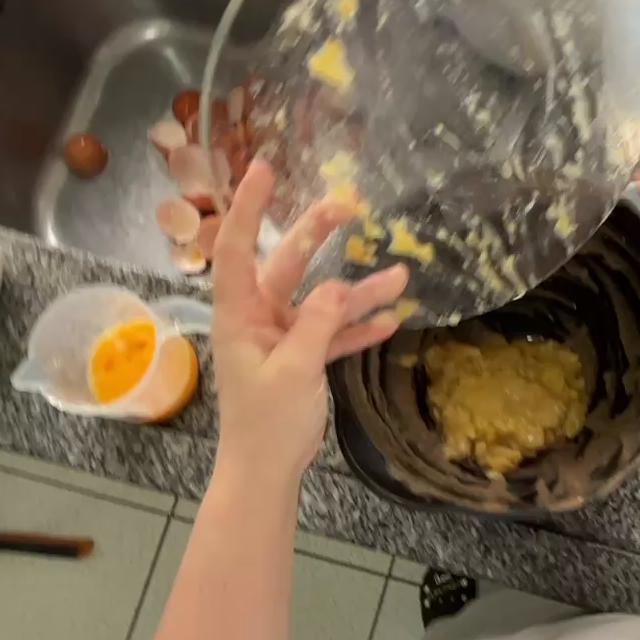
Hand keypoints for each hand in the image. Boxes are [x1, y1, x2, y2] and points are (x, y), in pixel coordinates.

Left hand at [209, 160, 407, 481]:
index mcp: (239, 315)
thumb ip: (317, 325)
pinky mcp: (304, 359)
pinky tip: (389, 322)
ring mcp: (284, 338)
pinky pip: (333, 335)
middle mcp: (259, 318)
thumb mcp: (293, 370)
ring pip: (323, 303)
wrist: (266, 471)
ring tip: (402, 279)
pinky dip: (357, 329)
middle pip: (288, 265)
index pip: (237, 249)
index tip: (264, 169)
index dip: (249, 208)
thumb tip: (340, 288)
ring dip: (359, 294)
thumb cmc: (266, 423)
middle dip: (318, 237)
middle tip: (349, 208)